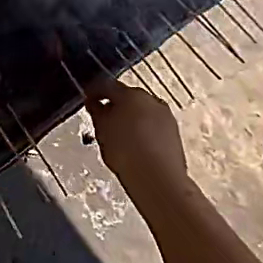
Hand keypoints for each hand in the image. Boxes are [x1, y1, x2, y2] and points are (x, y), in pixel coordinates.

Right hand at [85, 77, 187, 197]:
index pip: (107, 85)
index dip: (95, 92)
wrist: (157, 177)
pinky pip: (153, 125)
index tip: (89, 99)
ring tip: (119, 137)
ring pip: (142, 111)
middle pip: (127, 97)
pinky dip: (144, 130)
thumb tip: (95, 105)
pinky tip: (136, 146)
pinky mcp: (173, 131)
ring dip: (131, 118)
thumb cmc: (127, 153)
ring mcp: (164, 114)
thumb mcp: (102, 132)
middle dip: (115, 106)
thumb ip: (97, 113)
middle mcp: (150, 100)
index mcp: (130, 94)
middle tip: (103, 120)